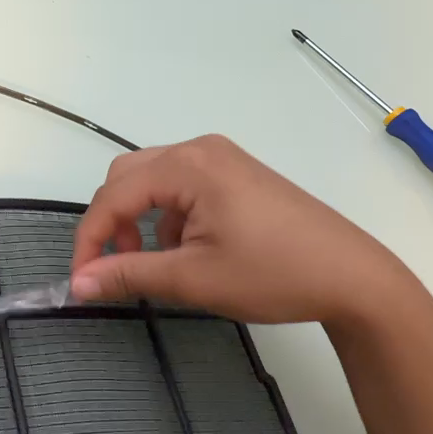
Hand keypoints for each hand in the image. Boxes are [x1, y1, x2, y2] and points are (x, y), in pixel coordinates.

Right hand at [69, 135, 415, 326]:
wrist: (356, 278)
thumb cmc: (274, 274)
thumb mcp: (193, 278)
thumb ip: (128, 274)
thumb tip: (76, 284)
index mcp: (187, 166)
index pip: (113, 196)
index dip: (90, 239)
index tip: (82, 279)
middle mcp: (200, 149)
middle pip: (128, 177)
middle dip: (114, 223)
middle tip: (120, 266)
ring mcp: (222, 158)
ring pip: (153, 180)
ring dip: (141, 218)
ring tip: (159, 261)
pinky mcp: (237, 172)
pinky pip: (181, 184)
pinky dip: (169, 214)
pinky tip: (190, 247)